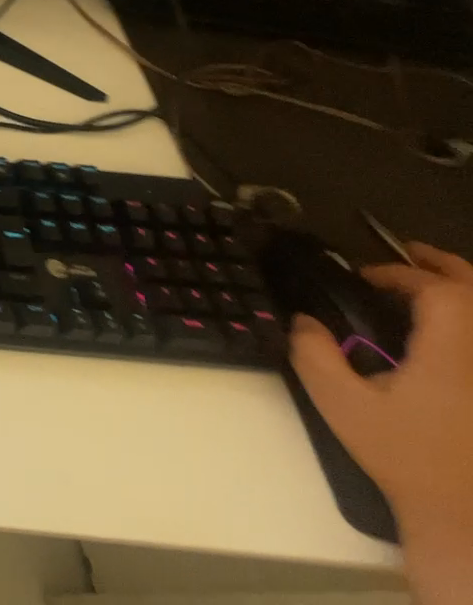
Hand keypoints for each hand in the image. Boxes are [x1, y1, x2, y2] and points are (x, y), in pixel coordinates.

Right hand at [290, 242, 472, 543]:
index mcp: (453, 356)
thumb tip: (304, 321)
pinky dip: (467, 321)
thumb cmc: (404, 455)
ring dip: (462, 292)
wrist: (465, 510)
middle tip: (410, 252)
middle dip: (446, 267)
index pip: (443, 294)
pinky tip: (444, 325)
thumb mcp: (341, 404)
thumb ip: (314, 355)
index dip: (403, 274)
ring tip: (433, 278)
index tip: (363, 277)